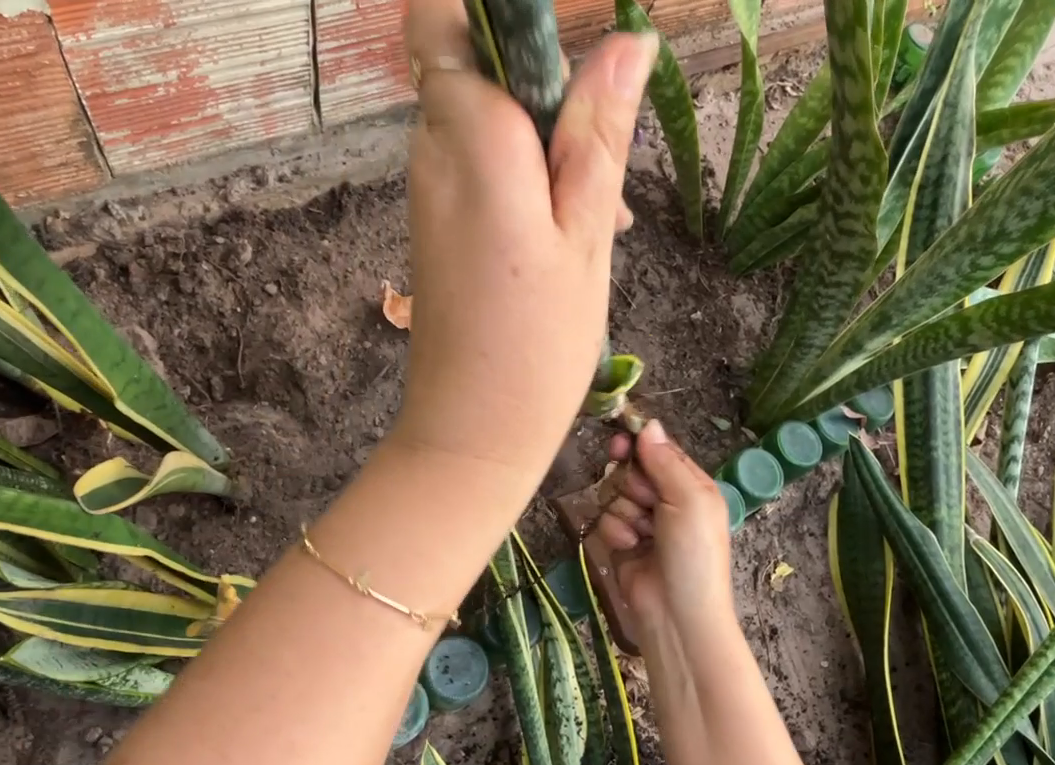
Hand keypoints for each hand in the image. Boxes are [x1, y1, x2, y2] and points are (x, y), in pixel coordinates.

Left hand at [394, 0, 656, 483]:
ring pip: (480, 117)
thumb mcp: (587, 237)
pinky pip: (476, 167)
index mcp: (471, 139)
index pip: (443, 16)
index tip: (556, 56)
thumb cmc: (537, 346)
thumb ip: (598, 135)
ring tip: (588, 214)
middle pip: (472, 63)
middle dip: (538, 87)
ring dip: (538, 141)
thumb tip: (626, 42)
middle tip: (594, 160)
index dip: (493, 13)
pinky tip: (561, 237)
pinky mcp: (435, 225)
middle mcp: (431, 152)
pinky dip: (520, 178)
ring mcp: (428, 191)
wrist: (473, 433)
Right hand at [595, 422, 736, 646]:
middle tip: (644, 501)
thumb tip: (648, 423)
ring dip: (624, 513)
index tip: (619, 443)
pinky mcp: (621, 544)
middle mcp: (667, 501)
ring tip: (642, 535)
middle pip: (632, 471)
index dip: (639, 445)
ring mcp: (642, 523)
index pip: (660, 452)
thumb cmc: (693, 552)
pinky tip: (630, 548)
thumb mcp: (689, 499)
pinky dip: (615, 533)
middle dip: (632, 484)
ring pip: (615, 495)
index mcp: (691, 486)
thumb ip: (665, 460)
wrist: (676, 612)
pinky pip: (605, 521)